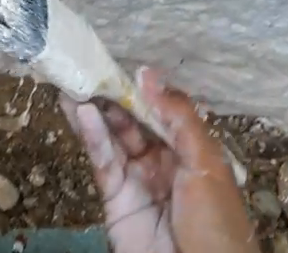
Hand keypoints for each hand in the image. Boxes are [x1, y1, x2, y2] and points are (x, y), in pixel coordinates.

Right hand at [62, 68, 254, 252]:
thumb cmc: (215, 223)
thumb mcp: (206, 164)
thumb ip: (177, 116)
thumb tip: (147, 72)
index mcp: (190, 152)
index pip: (160, 112)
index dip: (140, 90)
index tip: (119, 65)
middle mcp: (162, 162)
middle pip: (132, 122)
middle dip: (111, 96)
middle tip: (85, 68)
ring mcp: (137, 180)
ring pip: (112, 137)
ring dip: (94, 111)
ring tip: (72, 83)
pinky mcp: (115, 199)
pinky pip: (103, 161)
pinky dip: (92, 136)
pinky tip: (81, 113)